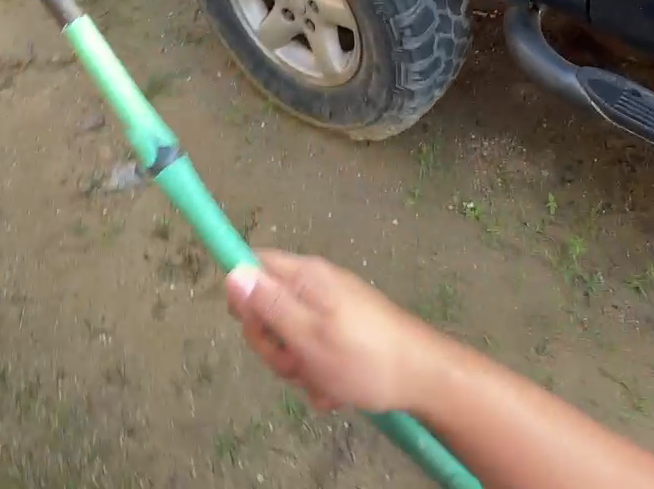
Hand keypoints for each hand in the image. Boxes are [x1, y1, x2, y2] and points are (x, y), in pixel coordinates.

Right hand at [224, 250, 447, 413]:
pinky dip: (318, 373)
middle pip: (268, 309)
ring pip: (289, 338)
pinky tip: (335, 387)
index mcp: (306, 276)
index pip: (256, 266)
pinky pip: (313, 352)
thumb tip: (232, 272)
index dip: (244, 297)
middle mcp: (316, 286)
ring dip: (298, 365)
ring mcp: (330, 310)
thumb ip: (268, 306)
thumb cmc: (362, 356)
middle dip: (275, 344)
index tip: (254, 326)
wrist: (420, 377)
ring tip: (323, 378)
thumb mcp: (307, 335)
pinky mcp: (342, 332)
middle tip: (296, 360)